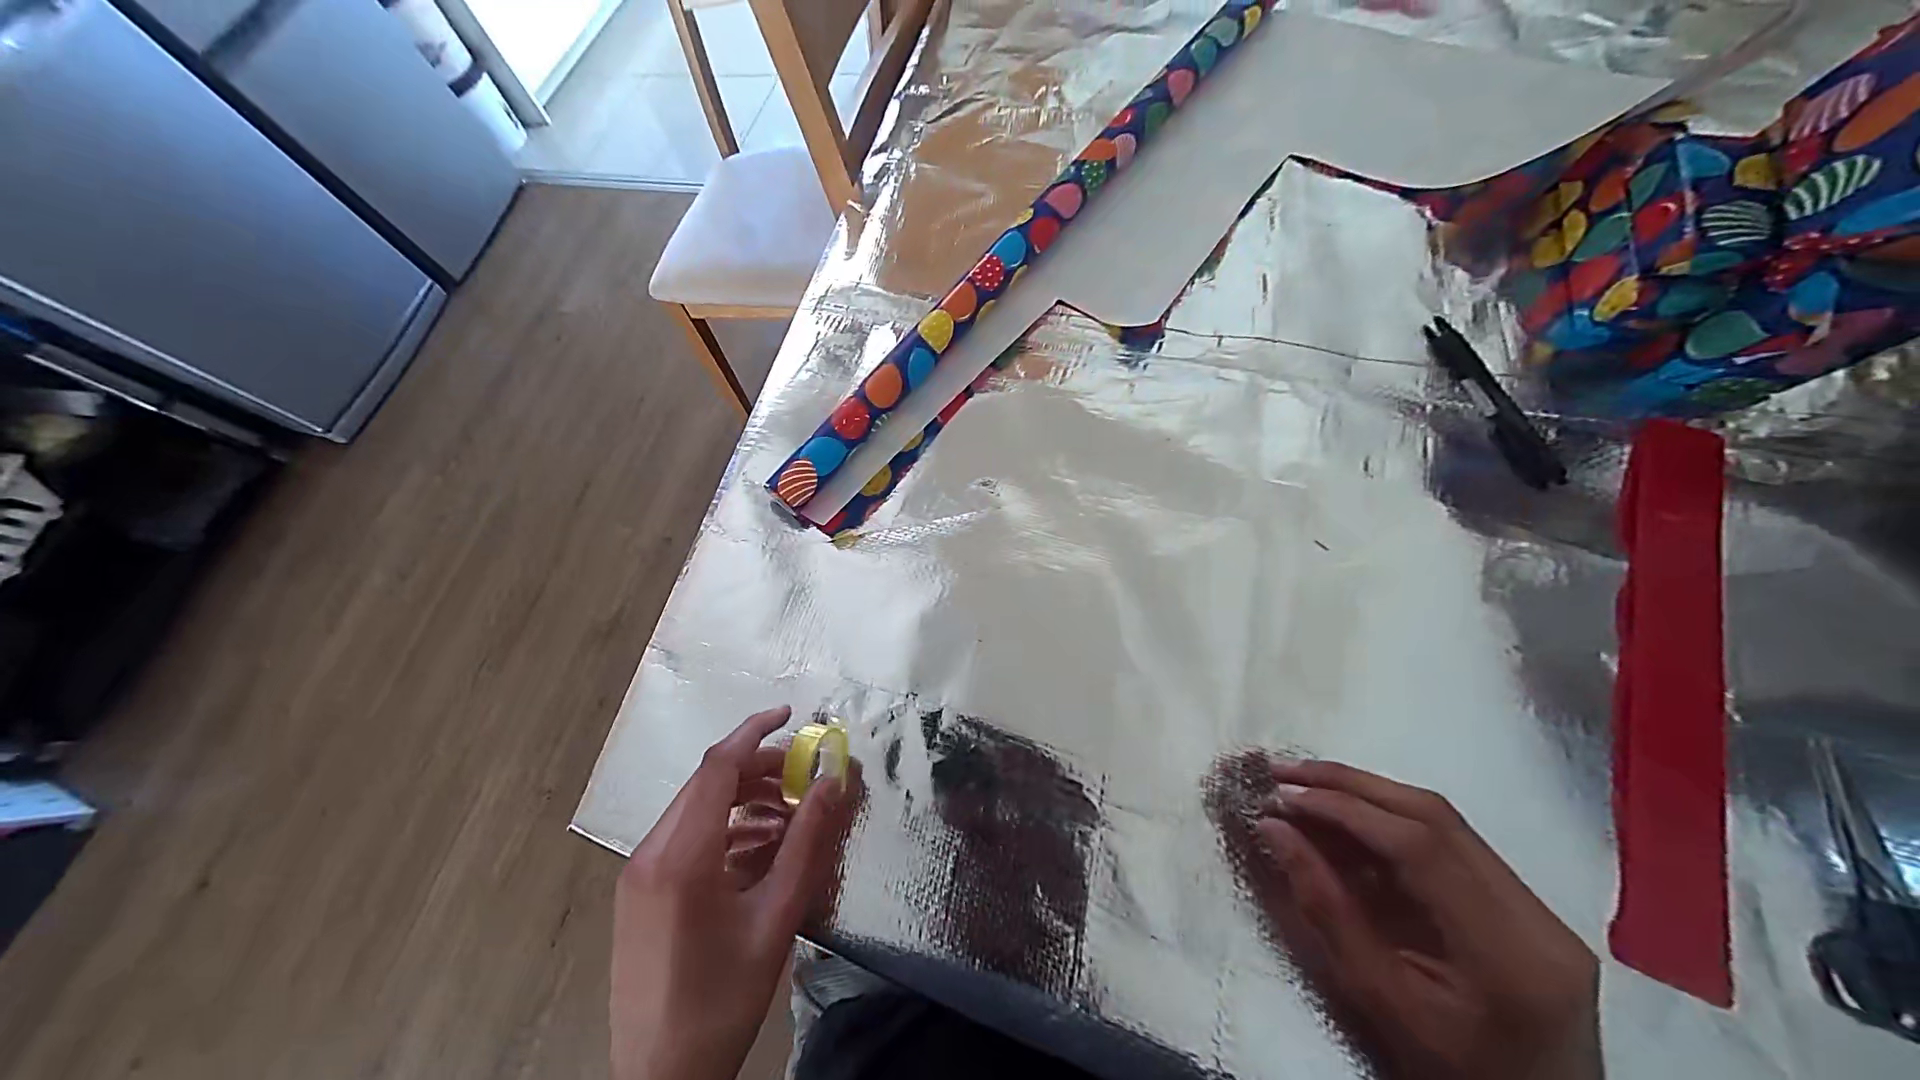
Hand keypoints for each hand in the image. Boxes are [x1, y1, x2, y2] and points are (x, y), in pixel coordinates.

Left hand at [611, 707, 855, 1079]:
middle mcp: (650, 853)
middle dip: (758, 771)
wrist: (660, 1077)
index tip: (790, 713)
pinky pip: (686, 840)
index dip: (755, 732)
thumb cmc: (723, 999)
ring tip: (790, 817)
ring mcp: (639, 873)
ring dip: (744, 802)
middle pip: (708, 785)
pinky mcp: (640, 892)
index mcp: (680, 855)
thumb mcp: (776, 917)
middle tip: (804, 778)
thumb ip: (806, 843)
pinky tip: (760, 852)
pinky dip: (725, 831)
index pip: (717, 767)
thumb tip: (832, 783)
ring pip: (697, 811)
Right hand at [1226, 759, 1600, 1079]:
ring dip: (1368, 794)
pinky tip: (1348, 817)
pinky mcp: (1524, 904)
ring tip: (1305, 785)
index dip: (1345, 809)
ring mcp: (1537, 906)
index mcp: (1508, 953)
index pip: (1419, 846)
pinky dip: (1389, 819)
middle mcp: (1536, 916)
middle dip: (1350, 785)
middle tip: (1284, 773)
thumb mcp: (1378, 999)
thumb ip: (1326, 909)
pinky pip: (1449, 840)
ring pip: (1443, 819)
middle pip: (1434, 817)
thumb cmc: (1450, 1072)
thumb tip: (1273, 829)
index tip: (1283, 795)